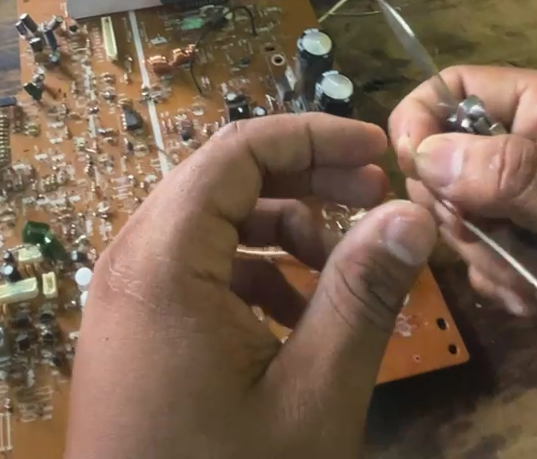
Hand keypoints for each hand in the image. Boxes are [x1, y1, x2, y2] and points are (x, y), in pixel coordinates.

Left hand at [66, 114, 437, 458]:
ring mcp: (127, 290)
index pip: (238, 150)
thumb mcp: (310, 399)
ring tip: (342, 272)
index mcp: (162, 257)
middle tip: (376, 198)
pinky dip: (253, 272)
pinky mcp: (135, 323)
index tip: (379, 152)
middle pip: (224, 178)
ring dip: (283, 230)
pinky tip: (296, 316)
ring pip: (213, 221)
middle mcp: (132, 256)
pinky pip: (198, 266)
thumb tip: (409, 213)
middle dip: (305, 179)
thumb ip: (360, 296)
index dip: (314, 137)